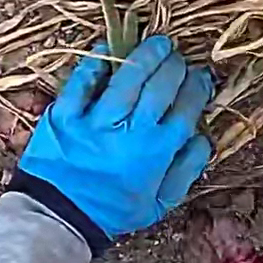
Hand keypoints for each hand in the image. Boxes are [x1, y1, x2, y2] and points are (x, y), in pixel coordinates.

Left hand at [14, 36, 214, 248]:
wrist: (58, 218)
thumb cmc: (114, 211)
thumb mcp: (159, 204)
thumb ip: (186, 171)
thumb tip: (203, 139)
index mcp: (156, 152)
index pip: (185, 110)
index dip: (197, 88)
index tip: (201, 76)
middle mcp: (129, 132)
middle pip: (160, 88)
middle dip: (174, 67)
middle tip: (178, 58)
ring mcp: (95, 121)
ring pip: (126, 79)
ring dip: (145, 57)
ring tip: (157, 43)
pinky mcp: (64, 115)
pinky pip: (82, 82)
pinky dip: (96, 62)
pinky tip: (108, 46)